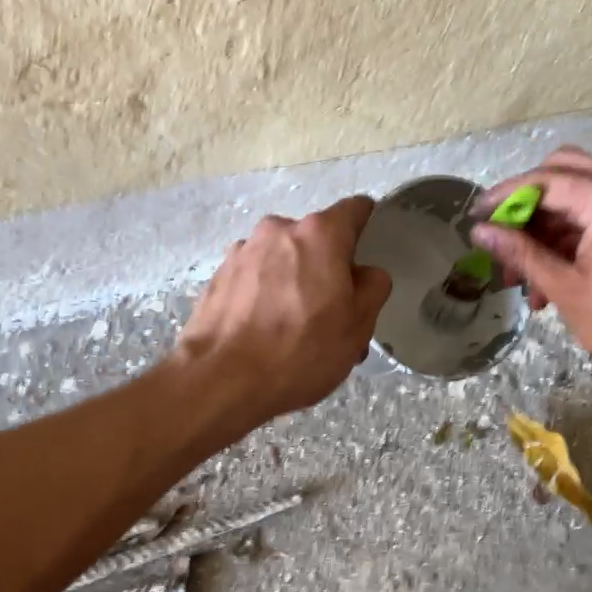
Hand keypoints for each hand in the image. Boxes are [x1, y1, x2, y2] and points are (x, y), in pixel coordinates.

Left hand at [170, 196, 392, 420]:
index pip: (354, 209)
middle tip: (333, 313)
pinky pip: (254, 278)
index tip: (369, 249)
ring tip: (295, 331)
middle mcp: (278, 230)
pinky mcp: (218, 276)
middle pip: (315, 240)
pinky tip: (264, 334)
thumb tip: (366, 273)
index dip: (367, 224)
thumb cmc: (301, 350)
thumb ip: (373, 288)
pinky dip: (264, 296)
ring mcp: (242, 251)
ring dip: (293, 282)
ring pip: (282, 259)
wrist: (221, 381)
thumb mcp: (358, 326)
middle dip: (327, 267)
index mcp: (319, 234)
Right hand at [470, 147, 591, 391]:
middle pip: (562, 172)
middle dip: (527, 207)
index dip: (504, 197)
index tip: (474, 218)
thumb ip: (523, 253)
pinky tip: (554, 275)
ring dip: (548, 227)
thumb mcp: (570, 292)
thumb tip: (480, 230)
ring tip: (526, 278)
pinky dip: (574, 234)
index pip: (544, 179)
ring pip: (580, 193)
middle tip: (504, 245)